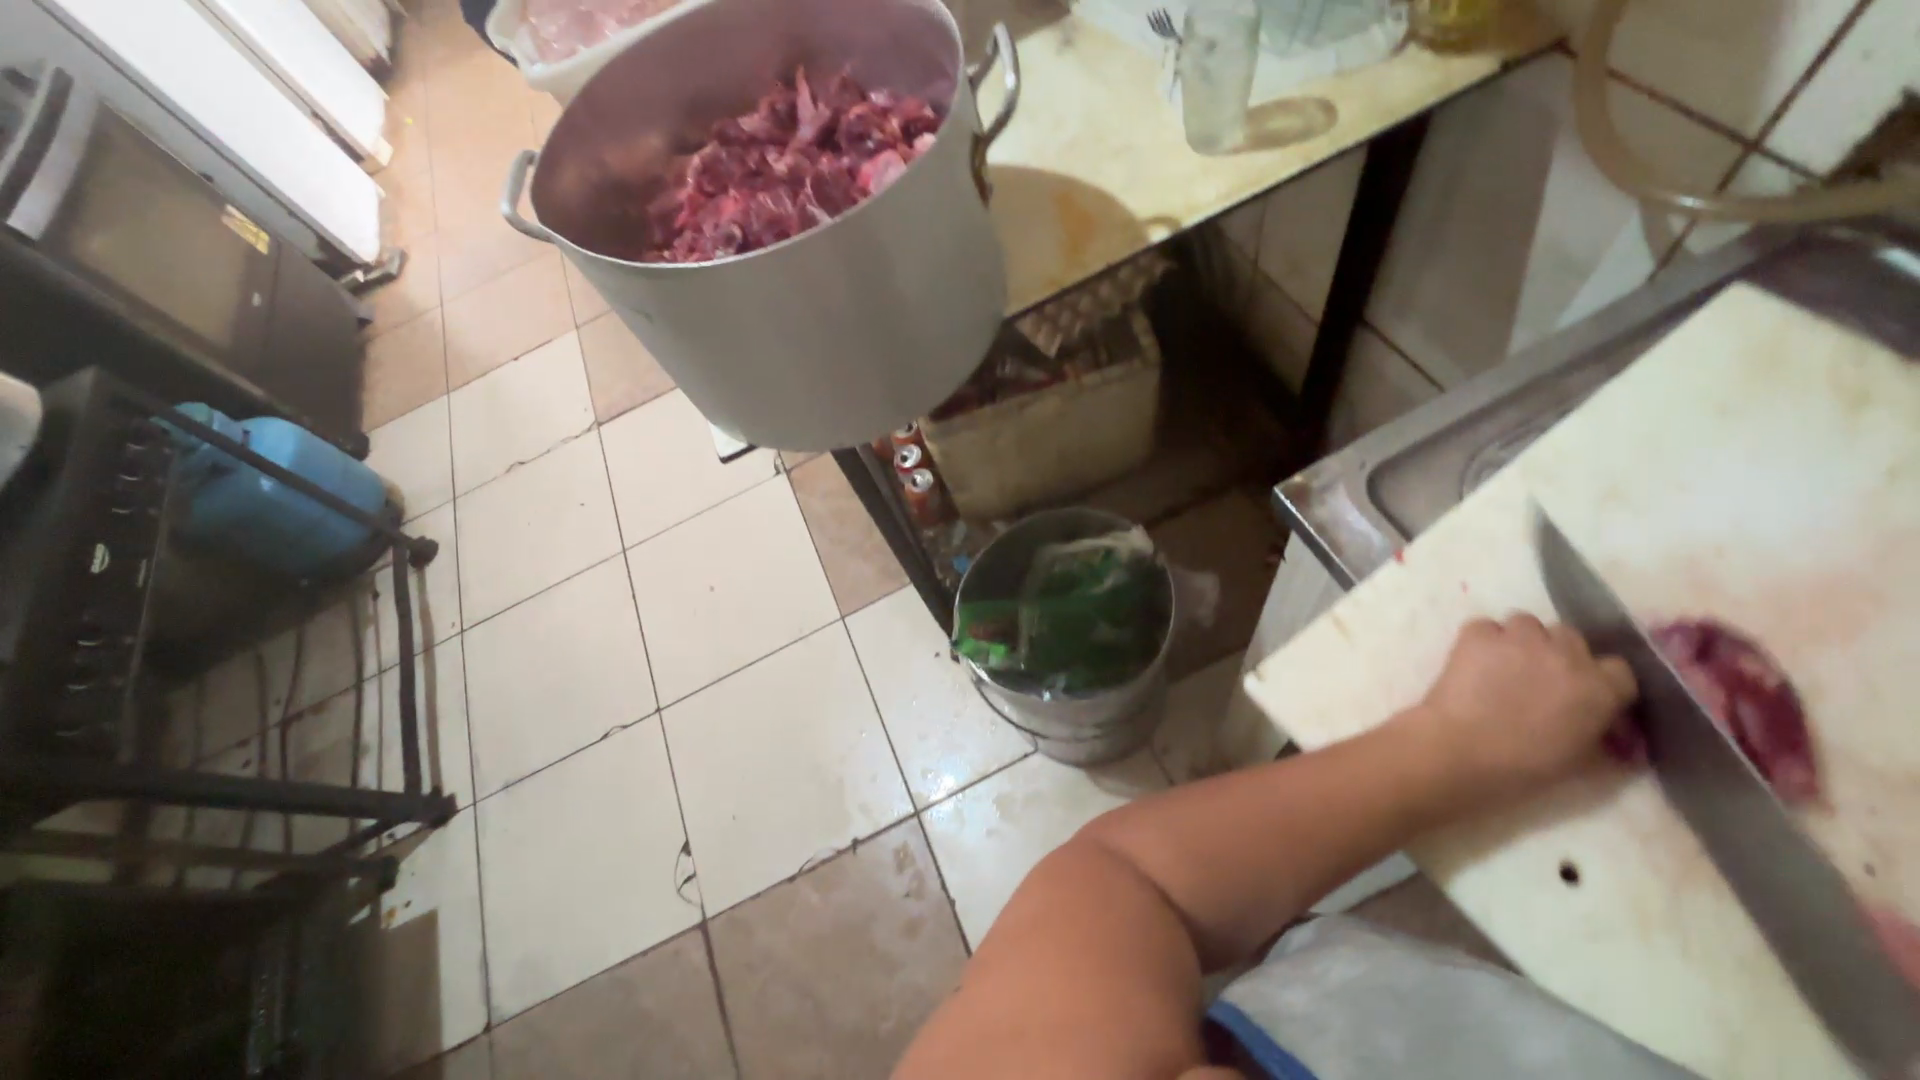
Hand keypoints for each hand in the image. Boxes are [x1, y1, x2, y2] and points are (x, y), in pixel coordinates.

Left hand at [1413, 614, 1637, 801]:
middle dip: (1556, 653)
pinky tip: (1472, 662)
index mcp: (1601, 687)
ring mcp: (1521, 639)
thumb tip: (1615, 735)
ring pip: (1526, 623)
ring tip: (1502, 665)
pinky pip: (1484, 626)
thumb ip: (1604, 739)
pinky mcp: (1478, 635)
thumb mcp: (1584, 762)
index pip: (1618, 668)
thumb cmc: (1525, 766)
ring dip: (1519, 640)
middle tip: (1535, 677)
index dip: (1597, 679)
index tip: (1580, 692)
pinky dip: (1480, 640)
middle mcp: (1566, 654)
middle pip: (1569, 637)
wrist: (1461, 751)